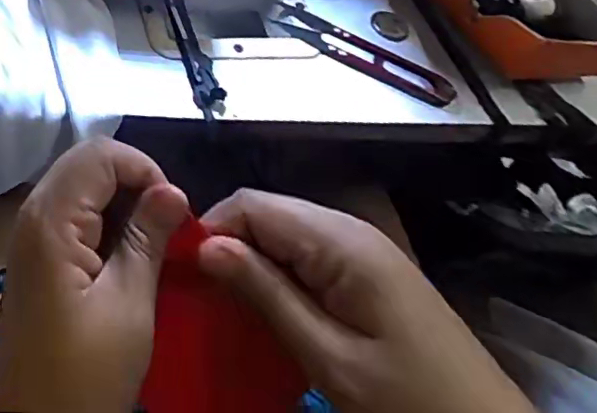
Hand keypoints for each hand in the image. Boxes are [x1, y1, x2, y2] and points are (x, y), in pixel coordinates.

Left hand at [0, 138, 190, 412]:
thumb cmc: (81, 375)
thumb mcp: (127, 306)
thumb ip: (148, 237)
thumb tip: (174, 189)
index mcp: (51, 217)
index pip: (101, 154)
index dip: (142, 168)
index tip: (173, 209)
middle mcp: (35, 211)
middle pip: (89, 162)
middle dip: (133, 179)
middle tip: (166, 221)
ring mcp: (33, 232)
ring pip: (83, 183)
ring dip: (121, 199)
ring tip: (152, 237)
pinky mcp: (38, 253)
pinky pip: (75, 210)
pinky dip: (106, 218)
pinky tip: (126, 251)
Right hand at [198, 190, 535, 412]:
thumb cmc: (412, 403)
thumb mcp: (331, 358)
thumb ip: (268, 295)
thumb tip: (208, 247)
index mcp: (339, 238)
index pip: (253, 203)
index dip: (213, 229)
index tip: (184, 274)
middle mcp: (347, 227)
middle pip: (268, 213)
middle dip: (230, 245)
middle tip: (201, 297)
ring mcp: (361, 247)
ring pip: (285, 233)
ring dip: (252, 263)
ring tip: (226, 308)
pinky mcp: (367, 270)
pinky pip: (308, 255)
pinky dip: (280, 275)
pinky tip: (268, 312)